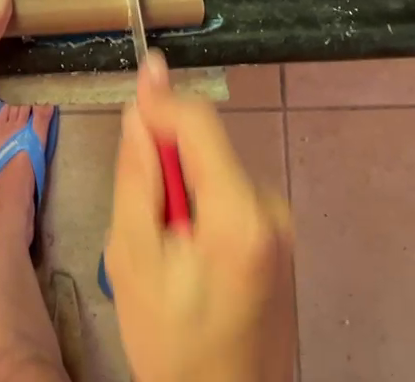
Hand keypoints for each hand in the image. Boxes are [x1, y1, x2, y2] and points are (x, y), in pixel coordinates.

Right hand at [105, 52, 297, 381]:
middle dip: (164, 159)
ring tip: (161, 244)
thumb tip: (141, 110)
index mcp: (238, 212)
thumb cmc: (170, 342)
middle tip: (137, 210)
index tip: (138, 73)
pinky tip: (186, 254)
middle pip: (205, 146)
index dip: (163, 96)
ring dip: (180, 186)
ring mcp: (282, 223)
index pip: (199, 122)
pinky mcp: (280, 236)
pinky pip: (227, 194)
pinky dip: (200, 206)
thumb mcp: (132, 257)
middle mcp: (271, 207)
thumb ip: (137, 176)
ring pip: (213, 169)